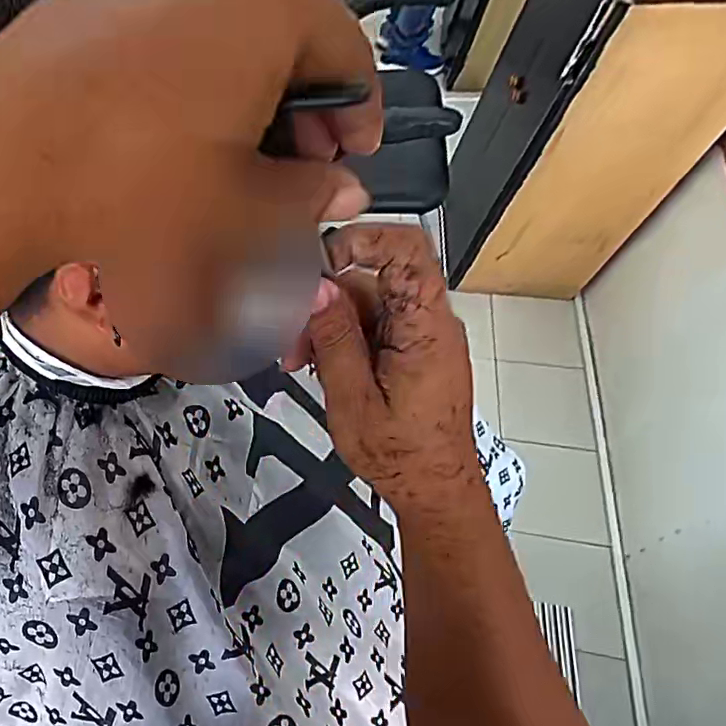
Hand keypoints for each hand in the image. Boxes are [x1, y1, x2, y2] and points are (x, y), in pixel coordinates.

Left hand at [0, 0, 380, 343]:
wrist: (4, 168)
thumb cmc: (113, 181)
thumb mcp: (238, 210)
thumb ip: (305, 198)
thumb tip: (333, 190)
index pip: (352, 60)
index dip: (354, 125)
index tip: (343, 159)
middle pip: (295, 37)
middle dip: (300, 113)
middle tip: (290, 171)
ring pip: (236, 29)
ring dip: (248, 95)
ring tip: (231, 161)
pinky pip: (179, 26)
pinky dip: (196, 77)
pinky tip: (178, 133)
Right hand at [302, 224, 479, 516]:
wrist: (432, 484)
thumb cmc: (402, 454)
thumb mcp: (353, 400)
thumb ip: (335, 341)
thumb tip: (318, 292)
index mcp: (424, 329)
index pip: (406, 249)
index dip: (361, 241)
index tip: (319, 264)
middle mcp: (431, 323)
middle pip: (373, 280)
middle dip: (325, 304)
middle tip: (293, 341)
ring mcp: (423, 335)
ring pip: (368, 303)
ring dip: (329, 326)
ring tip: (303, 362)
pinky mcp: (414, 349)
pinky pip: (375, 325)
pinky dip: (344, 339)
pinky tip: (323, 365)